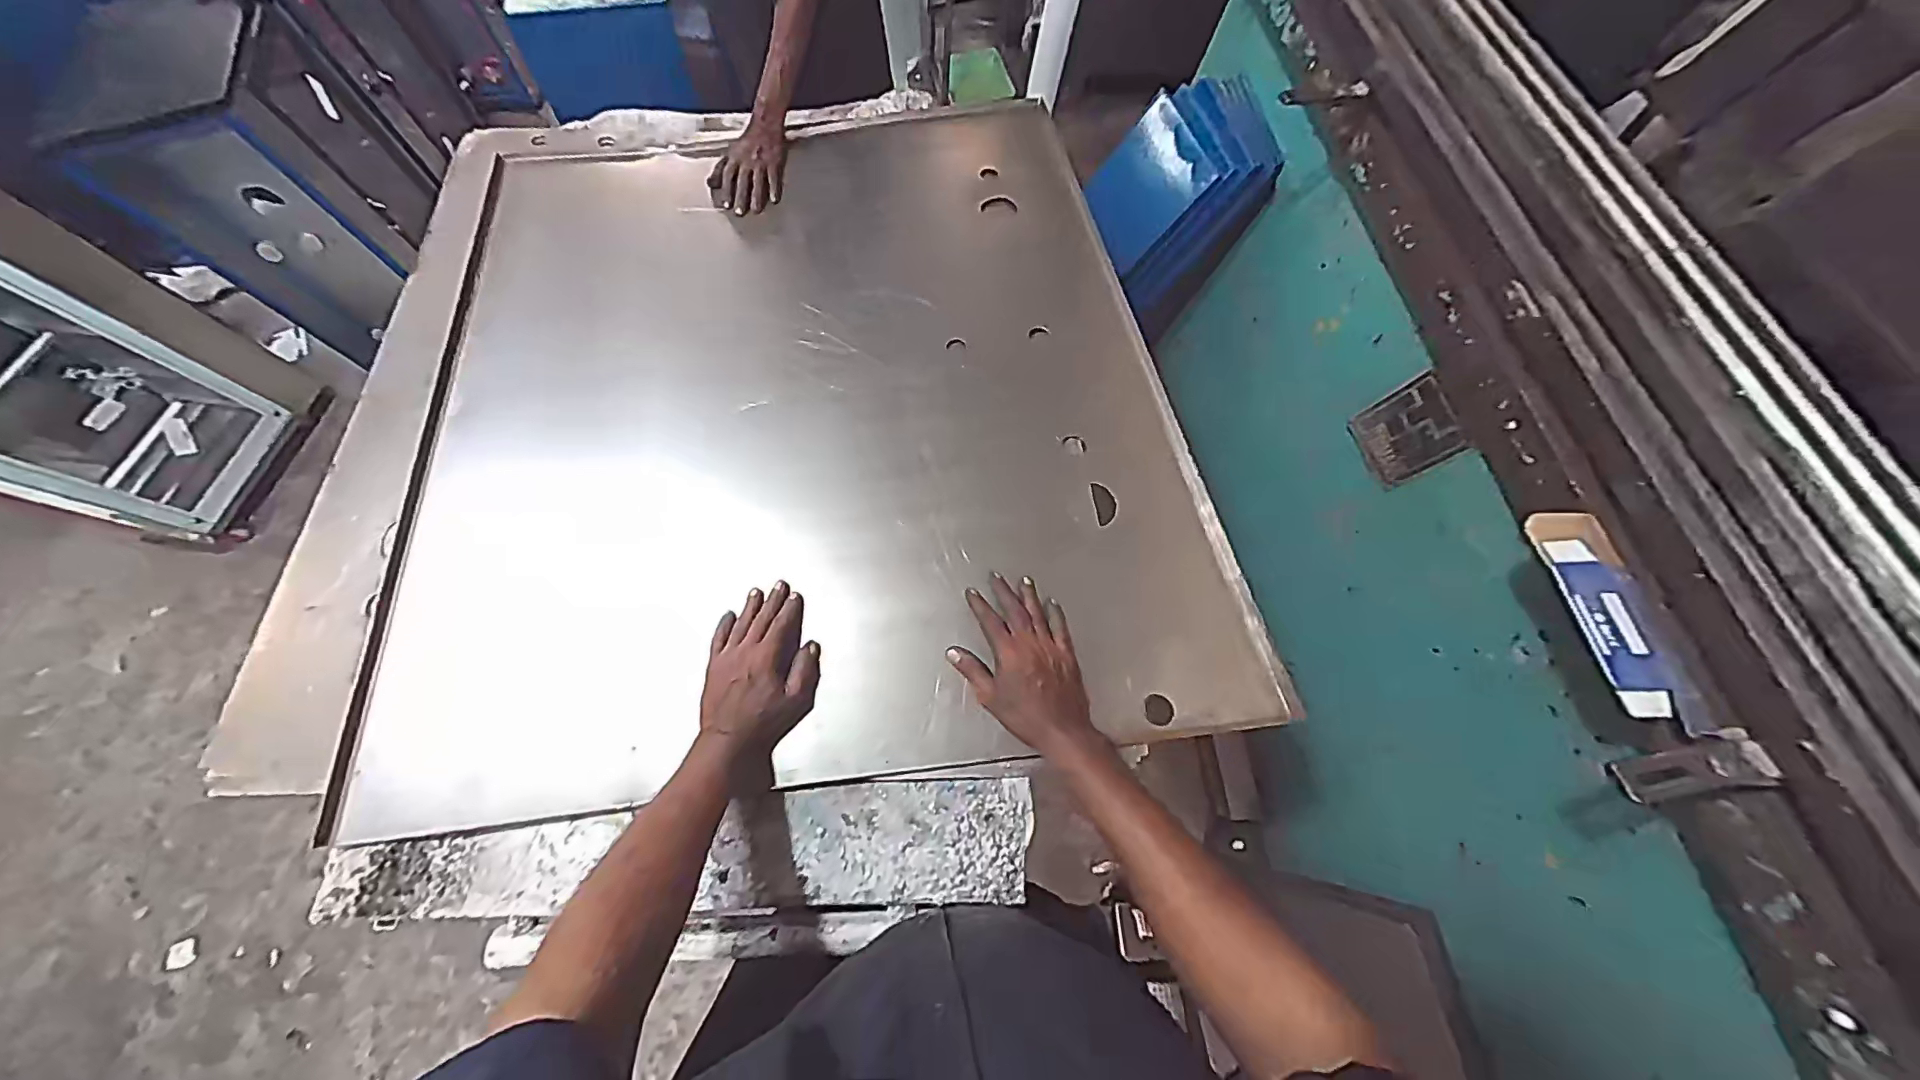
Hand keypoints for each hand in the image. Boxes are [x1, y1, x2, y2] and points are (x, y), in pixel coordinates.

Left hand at [701, 581, 820, 757]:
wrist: (729, 741)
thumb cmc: (764, 724)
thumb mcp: (798, 700)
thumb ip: (806, 670)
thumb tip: (810, 648)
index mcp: (768, 658)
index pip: (782, 625)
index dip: (791, 609)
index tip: (795, 597)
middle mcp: (746, 652)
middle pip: (762, 619)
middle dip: (773, 600)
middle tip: (779, 585)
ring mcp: (727, 658)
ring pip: (741, 624)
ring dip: (751, 606)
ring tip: (757, 593)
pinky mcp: (714, 667)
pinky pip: (719, 638)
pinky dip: (724, 624)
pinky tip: (728, 616)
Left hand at [706, 118, 786, 215]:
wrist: (765, 124)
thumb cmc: (748, 140)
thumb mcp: (731, 152)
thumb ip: (721, 169)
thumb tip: (710, 184)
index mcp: (735, 157)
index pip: (727, 175)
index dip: (726, 190)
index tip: (726, 204)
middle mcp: (747, 160)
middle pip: (742, 182)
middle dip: (740, 197)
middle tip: (739, 212)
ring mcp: (761, 162)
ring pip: (758, 182)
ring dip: (756, 197)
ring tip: (755, 210)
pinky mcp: (774, 162)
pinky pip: (774, 178)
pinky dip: (774, 189)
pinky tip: (774, 200)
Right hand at [947, 573, 1104, 759]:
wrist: (1062, 729)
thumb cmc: (1025, 716)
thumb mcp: (991, 697)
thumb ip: (973, 671)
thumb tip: (954, 653)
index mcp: (1009, 653)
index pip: (991, 622)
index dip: (980, 605)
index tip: (973, 593)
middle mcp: (1030, 644)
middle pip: (1015, 611)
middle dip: (1004, 592)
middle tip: (996, 577)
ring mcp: (1050, 646)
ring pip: (1038, 614)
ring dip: (1029, 596)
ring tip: (1024, 581)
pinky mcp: (1067, 654)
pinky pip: (1060, 627)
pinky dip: (1056, 613)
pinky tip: (1052, 603)